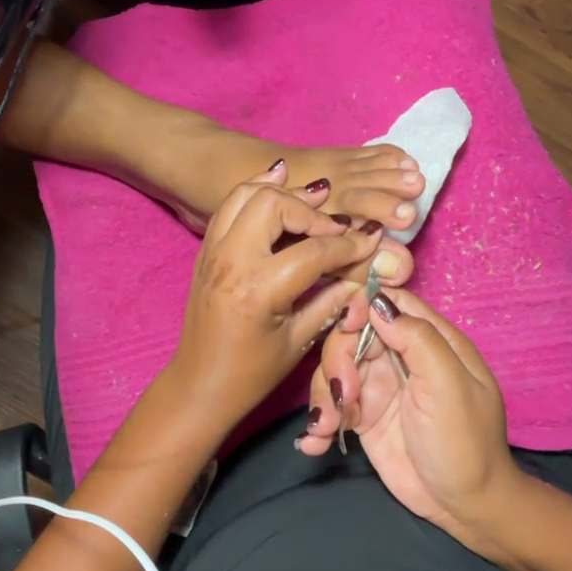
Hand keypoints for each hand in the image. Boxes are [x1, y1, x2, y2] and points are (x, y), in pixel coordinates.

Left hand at [170, 166, 380, 436]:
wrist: (199, 385)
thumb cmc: (250, 373)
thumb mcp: (299, 341)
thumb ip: (333, 300)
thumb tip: (365, 269)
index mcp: (257, 290)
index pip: (313, 250)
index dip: (349, 243)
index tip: (372, 238)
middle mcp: (230, 261)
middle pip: (274, 203)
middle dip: (311, 210)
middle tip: (334, 228)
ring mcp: (213, 251)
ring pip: (247, 193)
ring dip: (283, 193)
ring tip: (314, 198)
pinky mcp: (206, 249)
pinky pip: (230, 204)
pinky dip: (256, 190)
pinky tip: (280, 185)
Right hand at [298, 288, 529, 556]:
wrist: (464, 507)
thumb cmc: (465, 441)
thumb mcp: (449, 386)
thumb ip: (417, 339)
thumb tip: (377, 302)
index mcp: (429, 340)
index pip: (389, 303)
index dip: (361, 306)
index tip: (347, 326)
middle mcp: (400, 358)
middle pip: (352, 334)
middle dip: (337, 360)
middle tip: (343, 394)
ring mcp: (378, 387)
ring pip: (334, 369)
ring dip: (323, 395)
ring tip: (327, 427)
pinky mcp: (362, 417)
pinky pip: (330, 406)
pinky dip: (318, 422)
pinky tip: (314, 443)